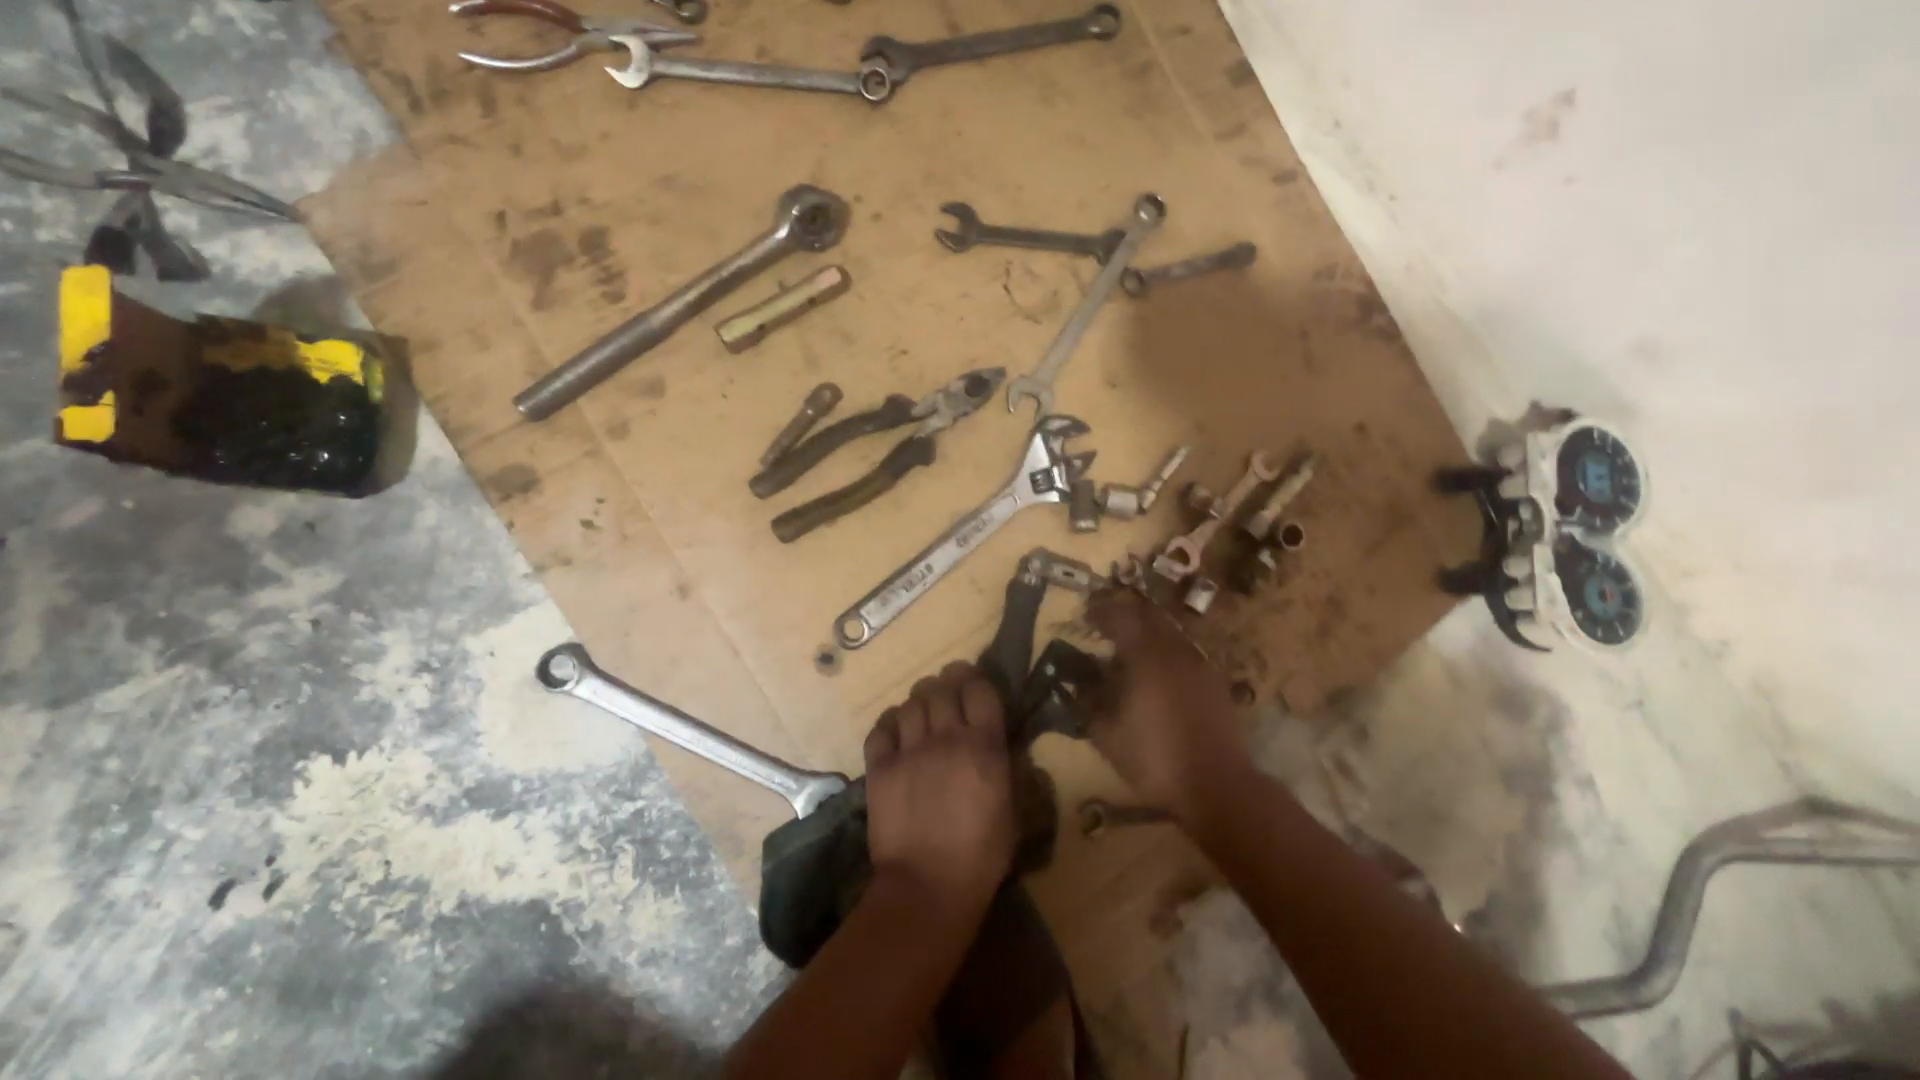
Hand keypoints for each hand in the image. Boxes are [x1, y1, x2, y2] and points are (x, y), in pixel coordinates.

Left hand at [863, 662, 1016, 919]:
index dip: (977, 681)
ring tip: (924, 708)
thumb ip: (1007, 769)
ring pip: (912, 703)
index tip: (974, 683)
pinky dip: (891, 722)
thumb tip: (1003, 744)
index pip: (980, 691)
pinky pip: (882, 728)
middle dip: (947, 682)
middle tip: (949, 687)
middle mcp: (946, 739)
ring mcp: (909, 751)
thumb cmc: (982, 856)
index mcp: (985, 747)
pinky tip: (898, 730)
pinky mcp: (879, 768)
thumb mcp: (1012, 810)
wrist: (928, 886)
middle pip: (942, 688)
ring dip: (920, 699)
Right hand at [1084, 589, 1251, 819]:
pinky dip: (1168, 657)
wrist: (1216, 785)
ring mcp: (1201, 666)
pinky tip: (1159, 680)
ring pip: (1171, 636)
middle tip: (1107, 628)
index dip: (1101, 610)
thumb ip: (1090, 702)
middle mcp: (1176, 651)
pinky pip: (1186, 657)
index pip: (1122, 616)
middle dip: (1127, 617)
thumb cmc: (1154, 758)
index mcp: (1147, 656)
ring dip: (1149, 637)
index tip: (1086, 613)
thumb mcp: (1106, 734)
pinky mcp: (1217, 685)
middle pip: (1151, 617)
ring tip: (1131, 656)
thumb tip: (1081, 684)